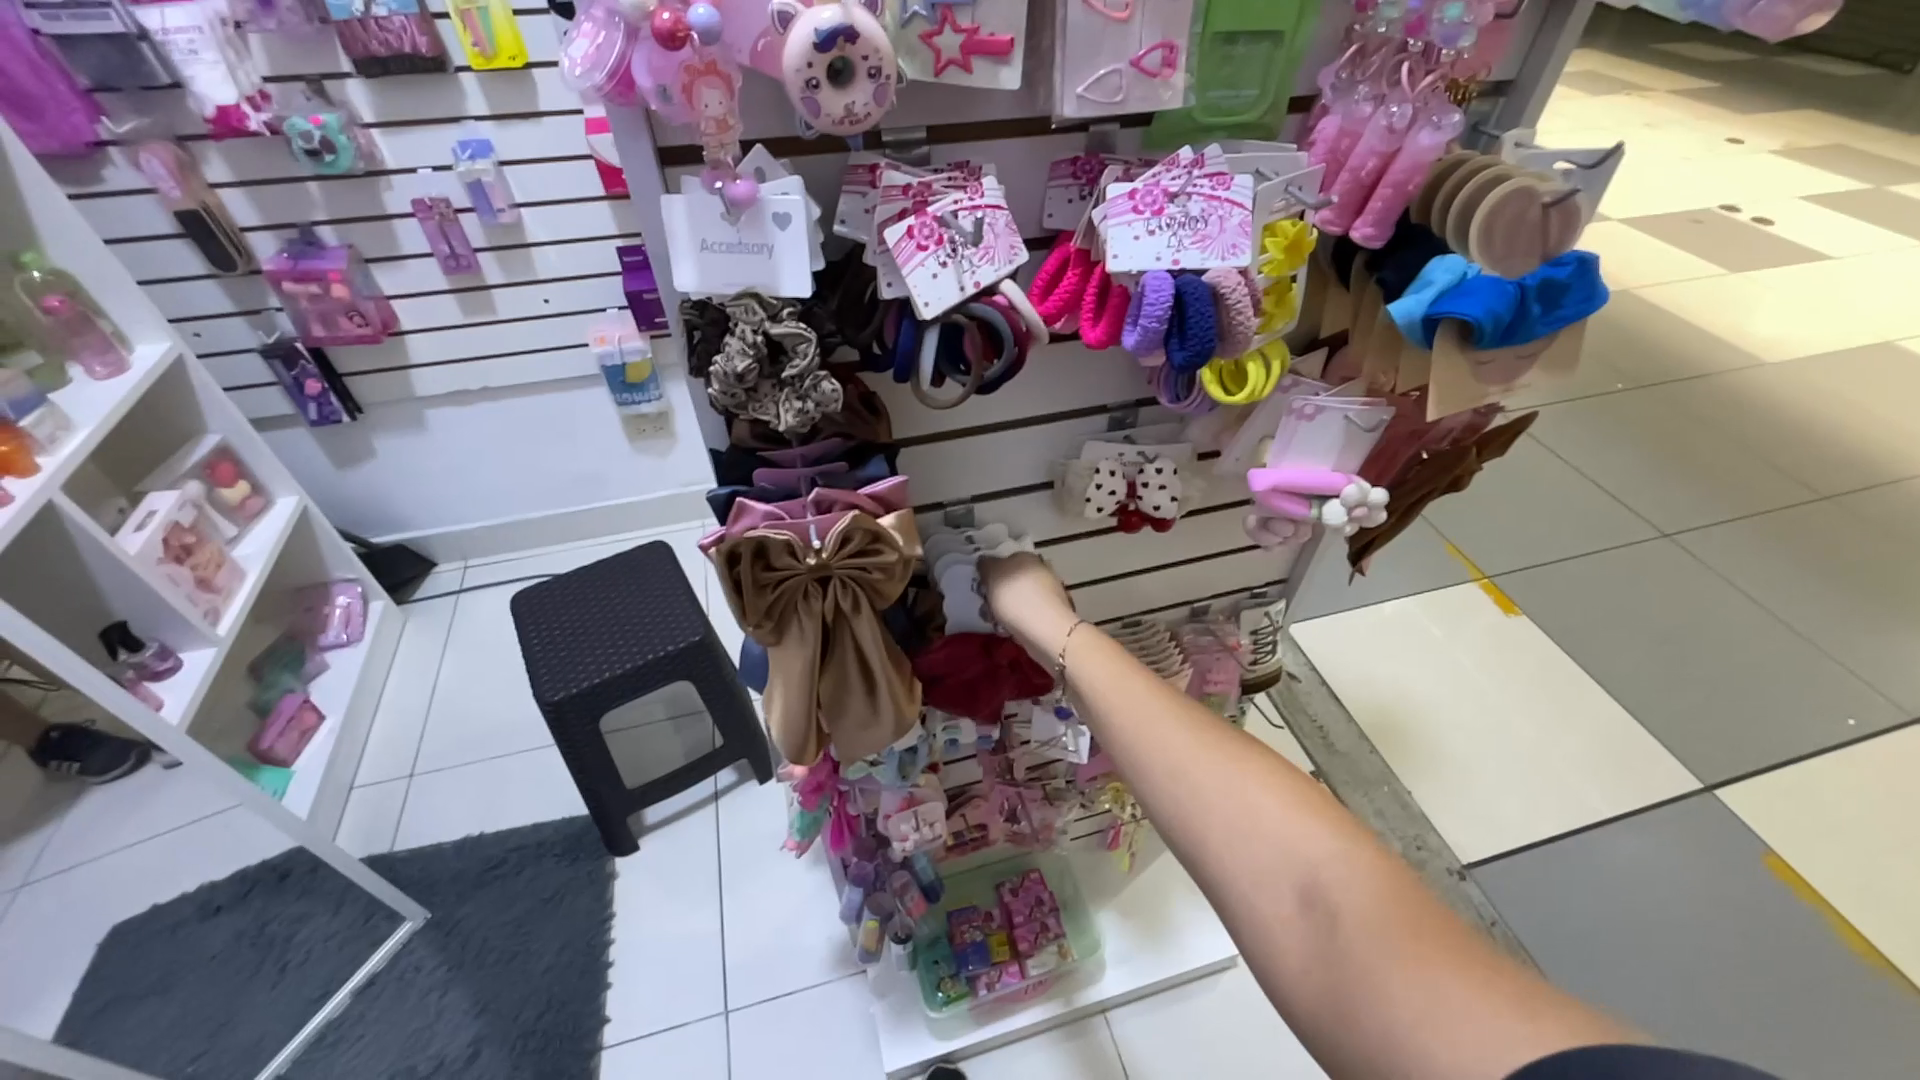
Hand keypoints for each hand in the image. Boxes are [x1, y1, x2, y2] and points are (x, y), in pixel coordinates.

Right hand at [979, 552, 1079, 661]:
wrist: (1045, 629)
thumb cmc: (1015, 597)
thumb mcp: (992, 574)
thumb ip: (985, 565)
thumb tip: (985, 562)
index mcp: (1026, 557)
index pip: (1003, 560)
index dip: (989, 574)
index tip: (982, 589)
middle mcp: (1039, 571)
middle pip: (1009, 582)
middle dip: (995, 596)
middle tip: (987, 608)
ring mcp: (1047, 593)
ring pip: (1015, 600)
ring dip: (1002, 611)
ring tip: (995, 623)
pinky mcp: (1049, 614)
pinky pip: (1024, 615)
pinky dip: (1015, 622)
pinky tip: (1008, 631)